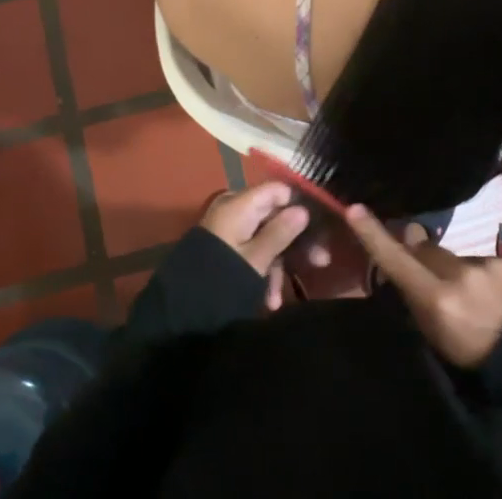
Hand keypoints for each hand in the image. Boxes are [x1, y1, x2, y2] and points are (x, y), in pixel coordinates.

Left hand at [202, 183, 310, 309]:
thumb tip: (302, 209)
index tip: (320, 227)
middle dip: (296, 242)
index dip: (300, 205)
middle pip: (274, 216)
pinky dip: (261, 271)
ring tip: (279, 299)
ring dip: (278, 266)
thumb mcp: (256, 259)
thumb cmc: (222, 279)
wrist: (180, 311)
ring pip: (264, 238)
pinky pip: (250, 251)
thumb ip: (280, 232)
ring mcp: (228, 229)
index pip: (278, 190)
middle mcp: (233, 210)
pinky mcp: (224, 247)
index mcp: (239, 204)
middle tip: (321, 262)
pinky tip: (268, 300)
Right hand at [345, 204, 501, 367]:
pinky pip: (492, 261)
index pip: (396, 261)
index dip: (373, 235)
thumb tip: (403, 258)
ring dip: (461, 270)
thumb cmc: (476, 359)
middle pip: (428, 250)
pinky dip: (492, 275)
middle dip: (424, 257)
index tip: (354, 209)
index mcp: (437, 300)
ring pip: (460, 256)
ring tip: (480, 298)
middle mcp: (461, 275)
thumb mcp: (436, 337)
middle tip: (435, 280)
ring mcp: (491, 265)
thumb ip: (416, 297)